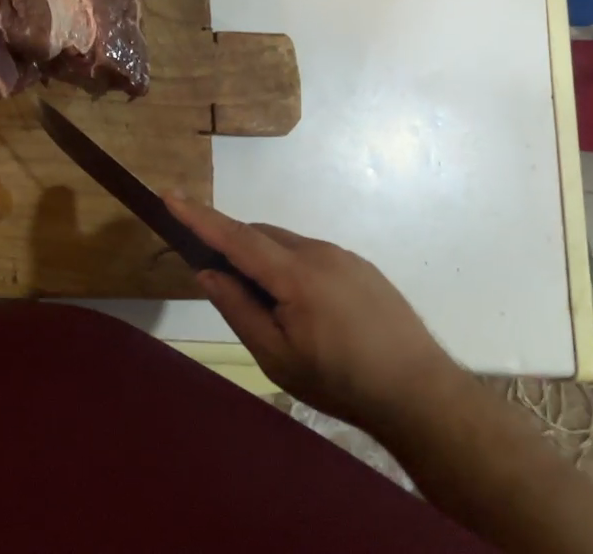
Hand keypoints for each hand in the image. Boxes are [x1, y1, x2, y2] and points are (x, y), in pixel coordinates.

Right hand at [167, 198, 474, 433]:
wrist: (423, 397)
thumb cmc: (341, 382)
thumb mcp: (276, 356)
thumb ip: (237, 309)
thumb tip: (207, 272)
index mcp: (295, 275)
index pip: (235, 236)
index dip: (199, 217)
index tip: (169, 195)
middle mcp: (319, 253)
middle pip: (259, 235)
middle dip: (233, 247)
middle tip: (222, 284)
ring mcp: (345, 258)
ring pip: (286, 246)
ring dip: (265, 262)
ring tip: (273, 311)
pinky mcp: (362, 268)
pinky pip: (311, 256)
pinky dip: (291, 268)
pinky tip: (306, 311)